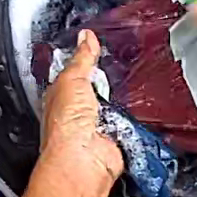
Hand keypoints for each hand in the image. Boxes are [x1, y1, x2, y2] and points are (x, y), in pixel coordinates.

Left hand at [37, 30, 123, 192]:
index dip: (85, 59)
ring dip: (122, 98)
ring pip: (116, 102)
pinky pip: (130, 119)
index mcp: (61, 95)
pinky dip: (134, 115)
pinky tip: (134, 109)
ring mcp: (98, 124)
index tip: (97, 45)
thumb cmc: (66, 125)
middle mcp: (78, 111)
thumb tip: (86, 37)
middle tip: (116, 68)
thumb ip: (82, 58)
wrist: (84, 159)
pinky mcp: (117, 136)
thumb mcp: (72, 79)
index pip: (74, 71)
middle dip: (108, 79)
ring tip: (127, 88)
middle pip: (98, 86)